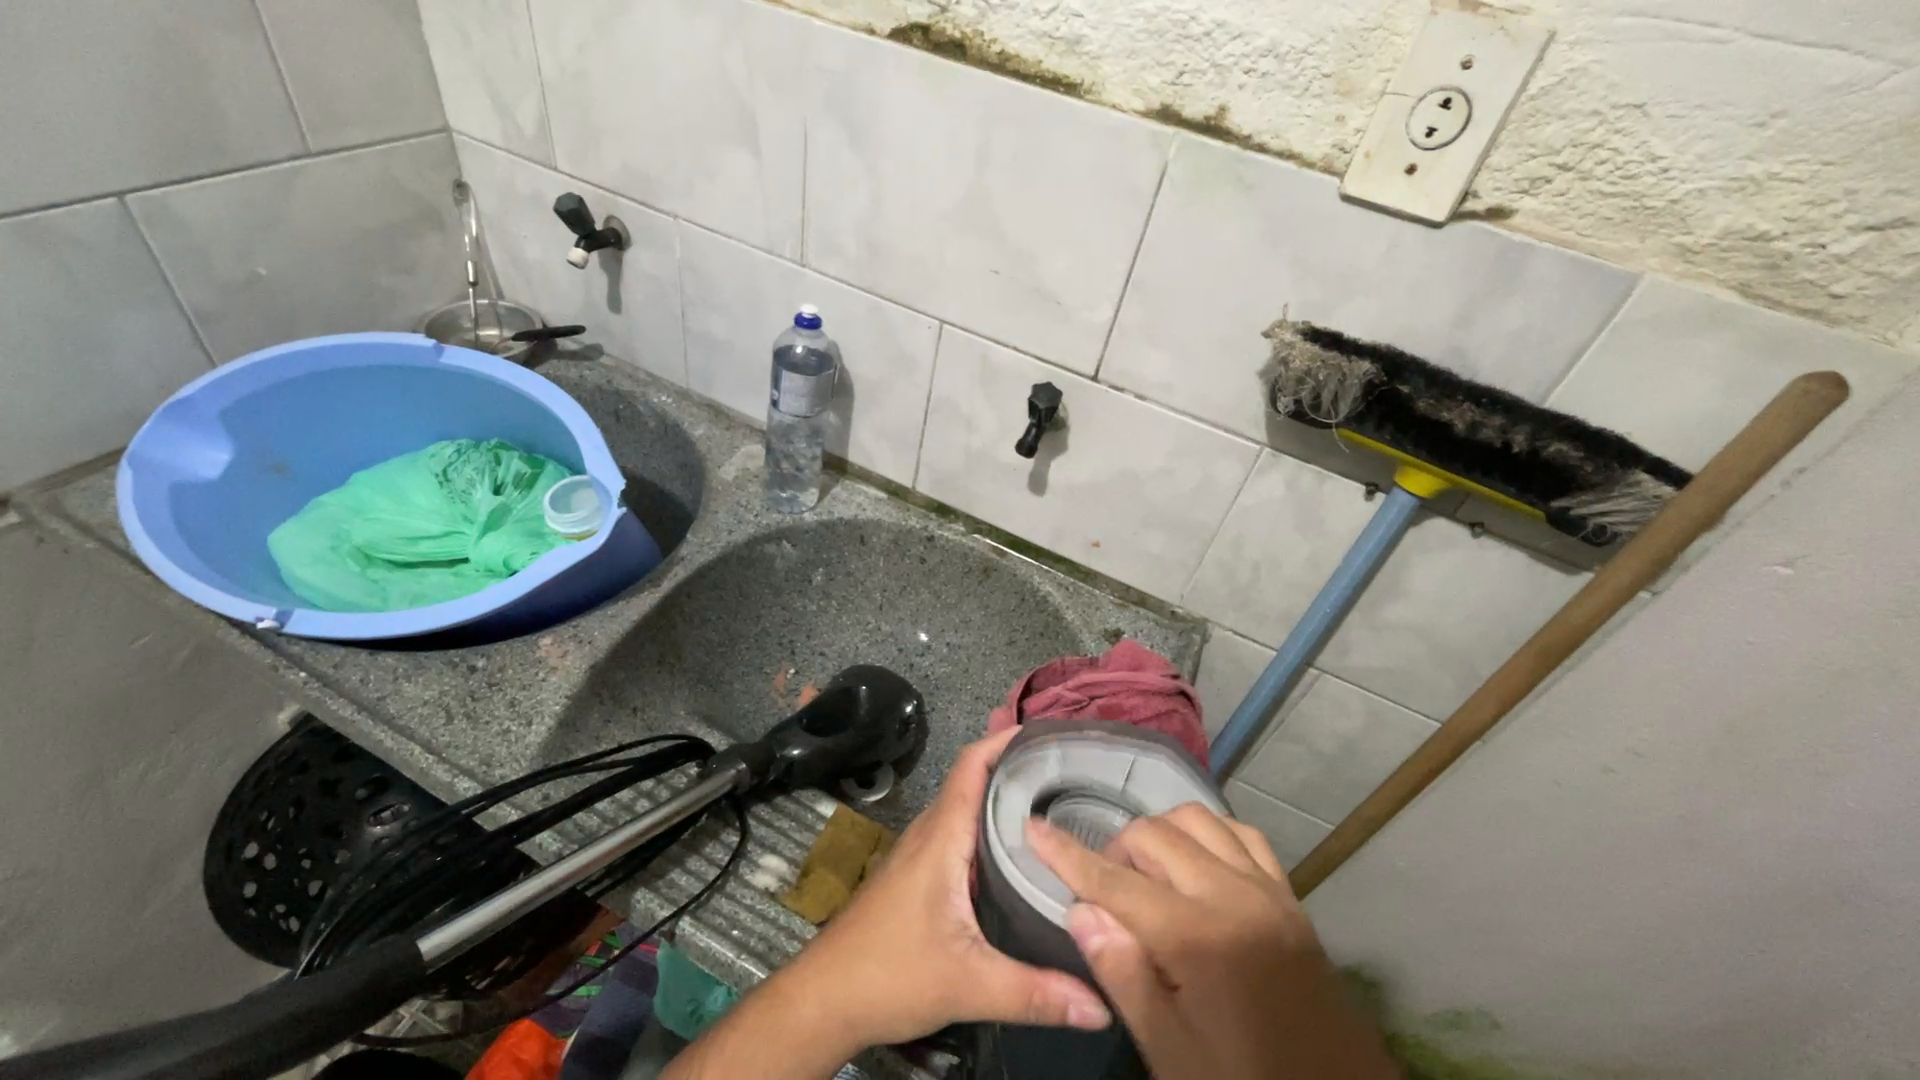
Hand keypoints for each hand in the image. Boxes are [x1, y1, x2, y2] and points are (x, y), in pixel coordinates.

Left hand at [797, 726, 1110, 1044]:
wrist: (823, 1000)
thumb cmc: (887, 975)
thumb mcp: (968, 985)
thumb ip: (1036, 993)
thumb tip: (1103, 1006)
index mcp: (941, 838)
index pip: (971, 765)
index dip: (1006, 740)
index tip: (1051, 734)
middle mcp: (930, 835)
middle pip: (974, 782)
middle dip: (1019, 769)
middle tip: (1073, 775)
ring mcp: (920, 856)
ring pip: (966, 811)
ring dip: (1004, 801)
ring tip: (1058, 808)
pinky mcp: (917, 879)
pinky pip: (960, 836)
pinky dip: (990, 831)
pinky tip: (1020, 857)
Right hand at [1029, 804, 1397, 1079]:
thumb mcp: (1173, 1055)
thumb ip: (1124, 977)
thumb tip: (1080, 909)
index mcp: (1197, 939)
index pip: (1114, 881)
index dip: (1067, 854)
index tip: (1033, 826)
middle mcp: (1232, 896)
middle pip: (1154, 836)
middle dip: (1115, 850)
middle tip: (1103, 893)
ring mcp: (1267, 891)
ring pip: (1197, 820)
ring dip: (1161, 836)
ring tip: (1146, 877)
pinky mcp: (1290, 898)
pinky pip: (1242, 834)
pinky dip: (1208, 835)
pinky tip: (1196, 864)